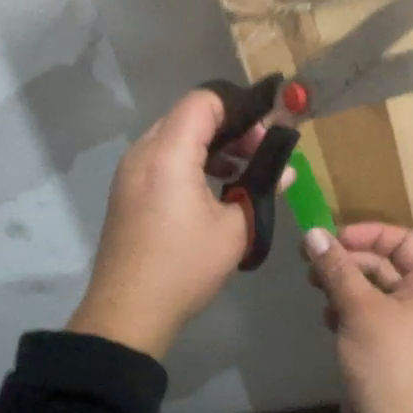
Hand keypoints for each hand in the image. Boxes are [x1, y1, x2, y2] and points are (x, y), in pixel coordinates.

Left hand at [67, 90, 290, 358]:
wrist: (128, 311)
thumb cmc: (184, 266)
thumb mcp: (234, 230)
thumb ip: (261, 189)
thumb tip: (286, 171)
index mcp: (168, 152)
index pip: (205, 101)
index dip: (241, 109)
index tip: (267, 134)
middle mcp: (143, 152)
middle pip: (188, 116)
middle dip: (229, 129)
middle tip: (259, 156)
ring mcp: (130, 172)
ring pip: (174, 137)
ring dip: (210, 147)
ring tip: (240, 173)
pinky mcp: (126, 191)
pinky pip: (161, 159)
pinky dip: (189, 162)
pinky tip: (213, 190)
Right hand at [304, 223, 412, 412]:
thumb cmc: (388, 364)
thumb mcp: (360, 310)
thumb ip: (337, 269)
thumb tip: (313, 233)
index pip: (401, 240)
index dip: (366, 234)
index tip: (330, 239)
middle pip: (381, 262)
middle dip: (346, 260)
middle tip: (309, 263)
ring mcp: (404, 322)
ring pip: (368, 287)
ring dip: (340, 284)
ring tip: (315, 289)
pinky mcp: (385, 343)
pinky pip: (363, 312)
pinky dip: (344, 309)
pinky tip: (327, 319)